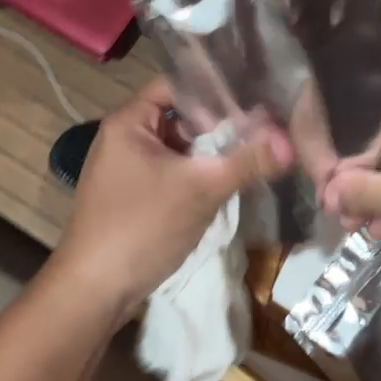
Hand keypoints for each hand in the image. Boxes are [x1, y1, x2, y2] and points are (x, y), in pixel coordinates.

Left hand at [50, 80, 293, 312]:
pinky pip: (169, 173)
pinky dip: (193, 176)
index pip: (177, 85)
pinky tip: (222, 186)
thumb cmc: (141, 226)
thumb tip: (289, 142)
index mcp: (129, 121)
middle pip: (179, 118)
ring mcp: (124, 169)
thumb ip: (246, 161)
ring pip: (176, 149)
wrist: (91, 295)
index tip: (251, 102)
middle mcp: (123, 137)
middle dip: (217, 126)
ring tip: (248, 156)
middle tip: (258, 131)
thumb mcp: (200, 189)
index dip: (214, 91)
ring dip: (207, 154)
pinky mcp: (130, 198)